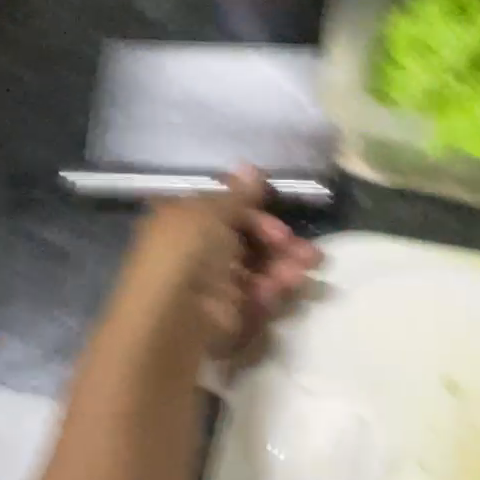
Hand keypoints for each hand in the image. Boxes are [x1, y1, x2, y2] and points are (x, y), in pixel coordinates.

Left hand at [115, 167, 322, 357]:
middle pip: (248, 243)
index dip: (258, 216)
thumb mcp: (212, 212)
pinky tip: (281, 290)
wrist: (173, 315)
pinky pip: (253, 298)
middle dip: (281, 245)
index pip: (228, 213)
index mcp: (184, 221)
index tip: (281, 224)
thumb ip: (238, 195)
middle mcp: (197, 251)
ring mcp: (212, 284)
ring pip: (256, 270)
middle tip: (307, 252)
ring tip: (304, 270)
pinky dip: (269, 292)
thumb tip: (250, 165)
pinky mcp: (225, 314)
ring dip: (283, 268)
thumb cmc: (188, 252)